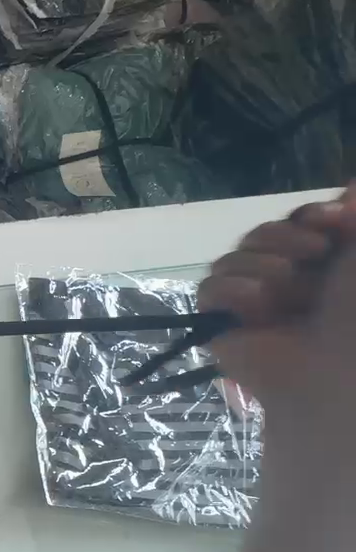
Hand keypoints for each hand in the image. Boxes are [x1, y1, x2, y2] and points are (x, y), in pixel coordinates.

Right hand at [200, 182, 355, 409]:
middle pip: (265, 231)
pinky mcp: (221, 321)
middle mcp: (296, 277)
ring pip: (234, 257)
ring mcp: (256, 300)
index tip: (332, 219)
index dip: (313, 213)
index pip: (305, 218)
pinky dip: (233, 293)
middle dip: (284, 236)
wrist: (340, 366)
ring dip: (262, 266)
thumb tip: (350, 184)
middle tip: (311, 253)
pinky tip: (257, 310)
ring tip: (283, 292)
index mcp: (336, 260)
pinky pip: (210, 288)